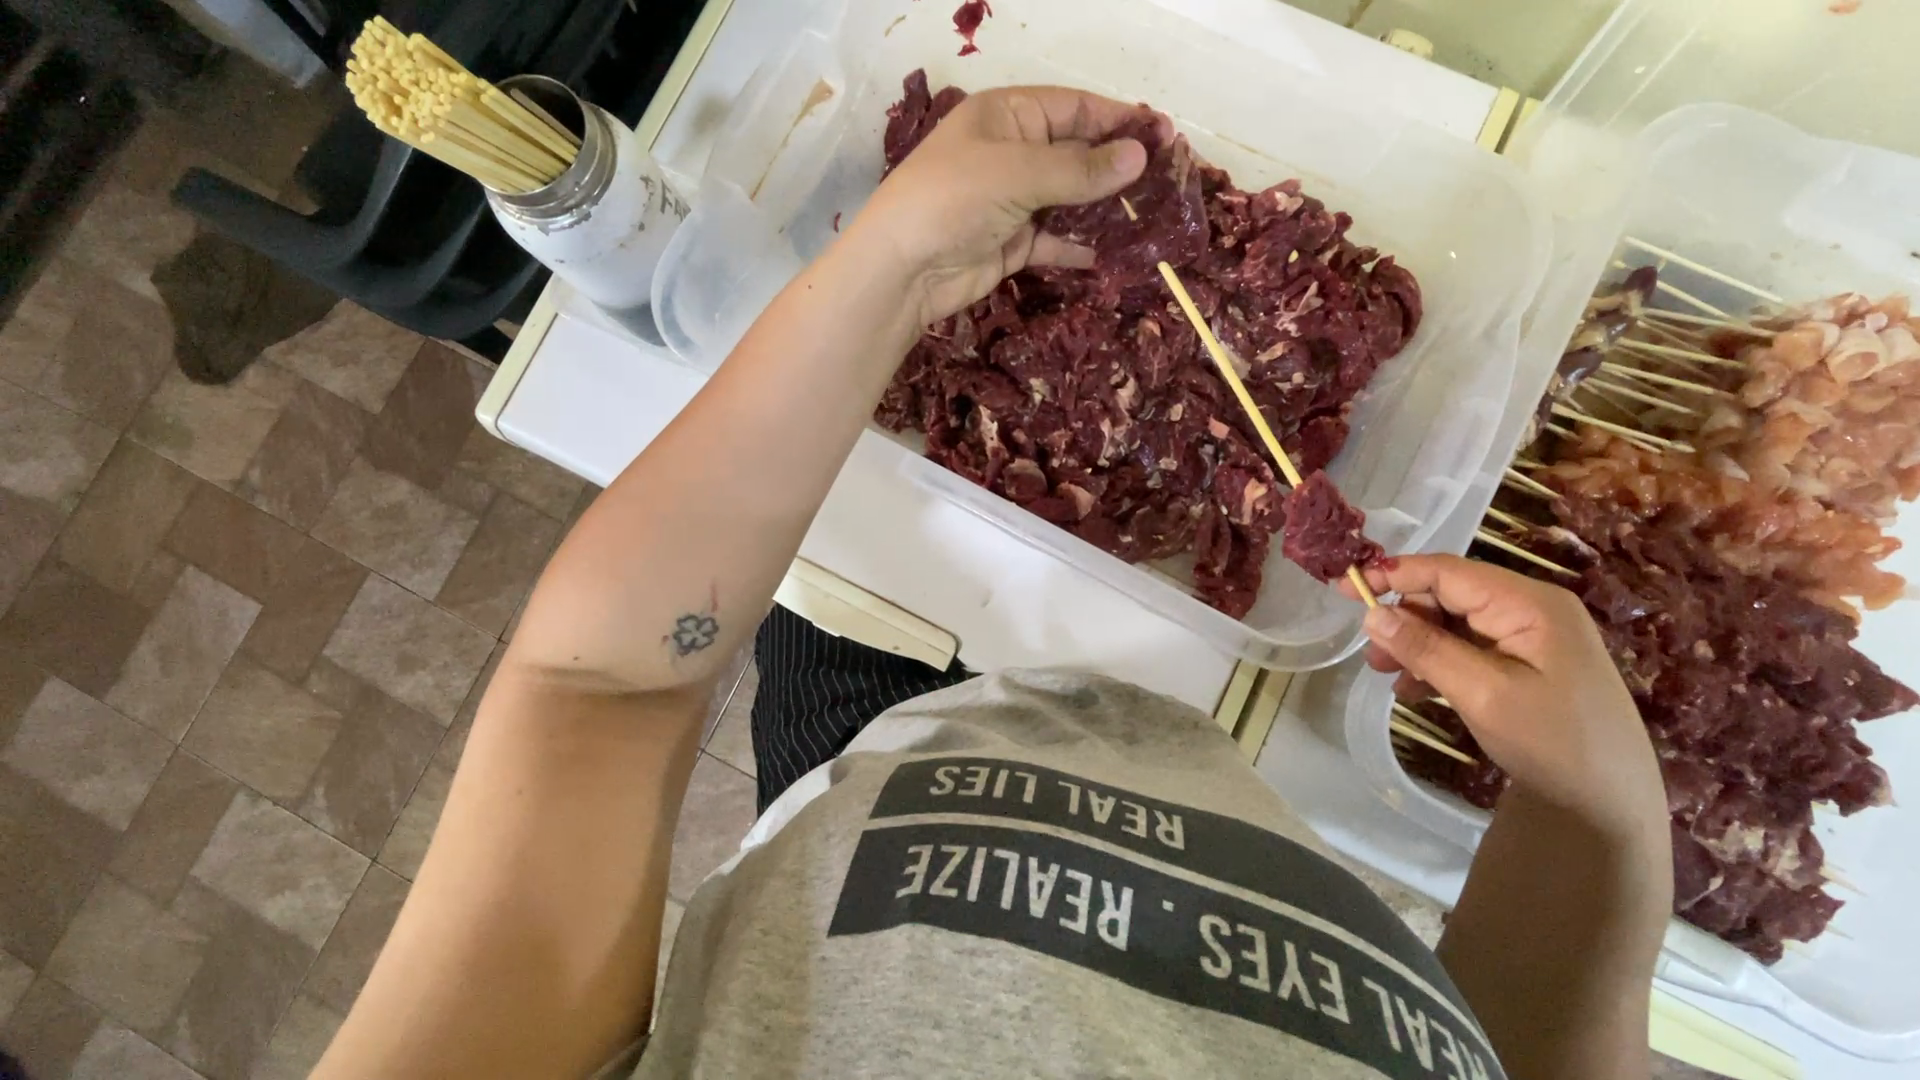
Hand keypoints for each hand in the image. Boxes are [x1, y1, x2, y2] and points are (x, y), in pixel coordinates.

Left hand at [844, 86, 1152, 326]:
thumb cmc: (953, 200)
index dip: (1118, 120)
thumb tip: (1140, 157)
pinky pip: (1053, 240)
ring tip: (1150, 219)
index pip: (1073, 108)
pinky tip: (1109, 254)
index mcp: (1007, 116)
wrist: (902, 270)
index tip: (1163, 135)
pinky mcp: (1010, 244)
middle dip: (1116, 167)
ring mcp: (1011, 201)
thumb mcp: (1018, 173)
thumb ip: (1079, 169)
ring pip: (1068, 200)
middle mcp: (1011, 153)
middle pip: (1075, 154)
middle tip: (1166, 181)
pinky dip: (1077, 246)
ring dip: (1103, 210)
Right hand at [1347, 556, 1666, 841]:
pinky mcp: (1524, 663)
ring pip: (1451, 622)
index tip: (1344, 588)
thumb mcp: (1482, 694)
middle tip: (1370, 653)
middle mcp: (1530, 609)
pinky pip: (1465, 647)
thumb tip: (1372, 614)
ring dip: (1414, 643)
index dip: (1393, 573)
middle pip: (1447, 594)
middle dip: (1404, 617)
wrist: (1609, 806)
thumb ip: (1426, 649)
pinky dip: (1434, 662)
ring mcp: (1529, 637)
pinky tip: (1414, 689)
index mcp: (1529, 604)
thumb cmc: (1553, 743)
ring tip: (1385, 673)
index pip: (1447, 571)